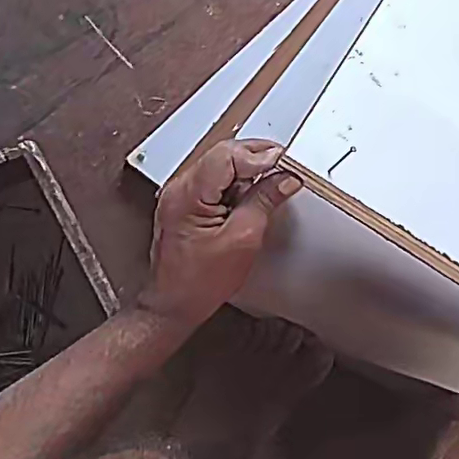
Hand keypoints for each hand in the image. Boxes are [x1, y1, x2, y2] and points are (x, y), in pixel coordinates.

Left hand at [136, 139, 302, 328]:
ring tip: (268, 186)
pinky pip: (214, 180)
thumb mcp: (243, 240)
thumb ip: (264, 202)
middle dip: (256, 158)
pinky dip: (236, 183)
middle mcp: (179, 189)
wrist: (174, 304)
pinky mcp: (185, 203)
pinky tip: (250, 198)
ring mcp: (180, 195)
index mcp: (188, 195)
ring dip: (247, 171)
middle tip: (284, 168)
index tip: (284, 162)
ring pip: (220, 165)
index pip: (226, 155)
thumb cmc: (199, 283)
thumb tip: (283, 180)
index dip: (259, 155)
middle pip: (222, 154)